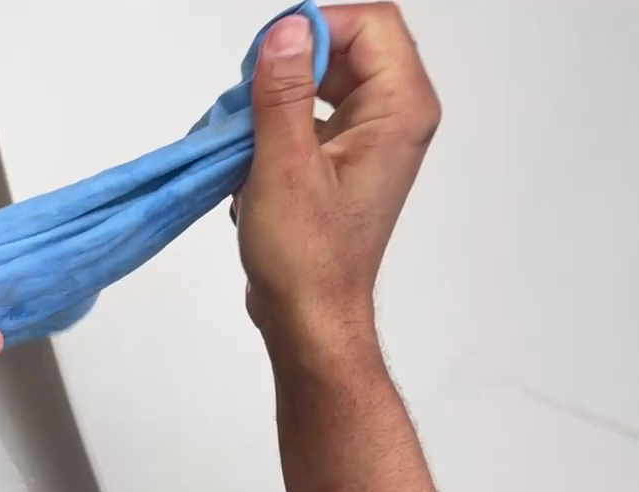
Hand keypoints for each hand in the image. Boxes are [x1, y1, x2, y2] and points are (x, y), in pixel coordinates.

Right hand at [236, 3, 440, 352]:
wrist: (307, 316)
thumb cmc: (303, 254)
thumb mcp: (284, 168)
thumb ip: (284, 94)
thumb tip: (284, 32)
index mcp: (399, 110)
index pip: (369, 27)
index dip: (314, 29)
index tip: (260, 58)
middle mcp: (392, 120)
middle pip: (346, 55)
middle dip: (288, 71)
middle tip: (242, 99)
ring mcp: (365, 147)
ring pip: (322, 92)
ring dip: (274, 108)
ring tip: (239, 139)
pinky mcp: (337, 170)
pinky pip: (309, 128)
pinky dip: (273, 138)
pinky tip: (247, 170)